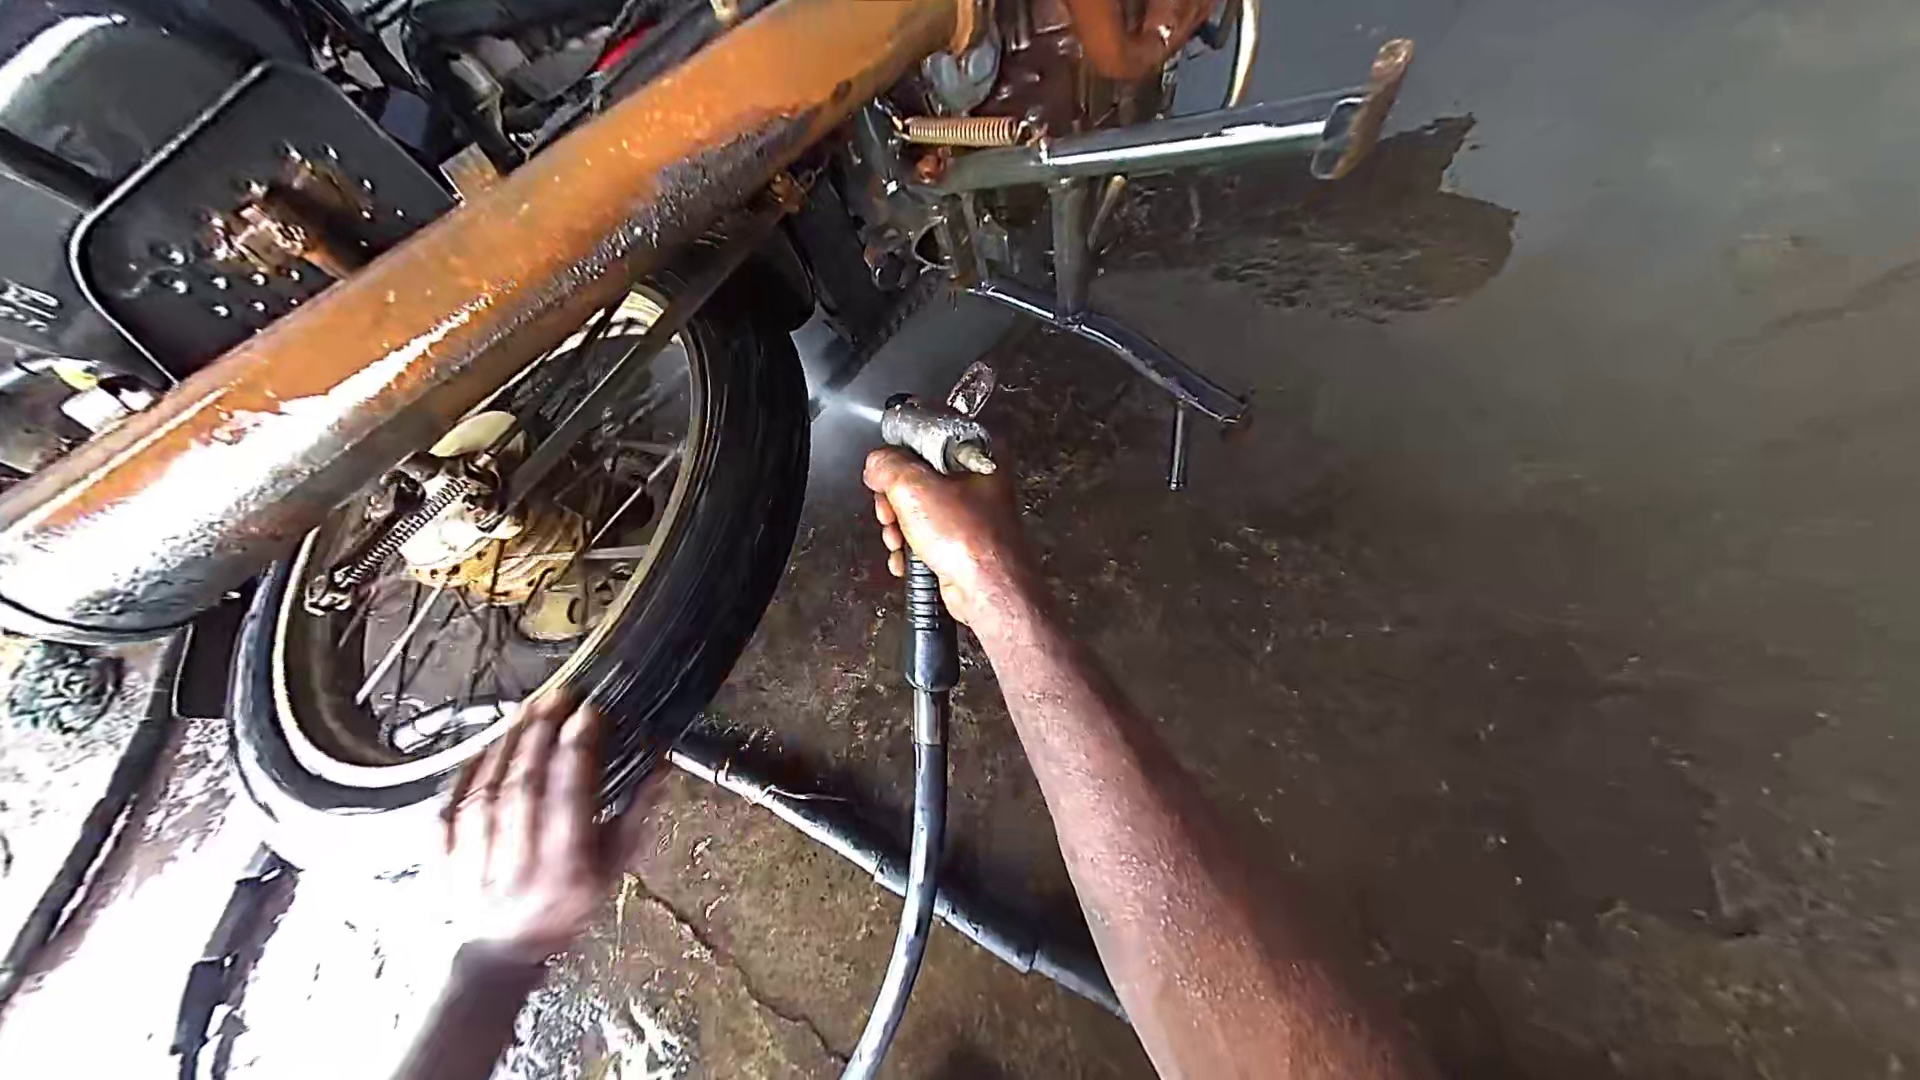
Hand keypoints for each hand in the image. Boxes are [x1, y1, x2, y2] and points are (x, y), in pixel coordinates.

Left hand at [441, 694, 649, 963]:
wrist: (503, 955)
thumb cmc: (570, 905)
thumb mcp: (616, 866)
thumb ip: (637, 813)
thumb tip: (661, 764)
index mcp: (564, 861)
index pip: (569, 792)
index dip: (578, 747)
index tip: (589, 712)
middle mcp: (516, 859)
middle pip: (523, 783)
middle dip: (540, 733)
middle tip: (556, 696)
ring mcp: (472, 861)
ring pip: (484, 790)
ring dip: (506, 744)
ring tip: (525, 709)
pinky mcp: (441, 860)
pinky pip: (448, 809)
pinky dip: (466, 772)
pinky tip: (485, 744)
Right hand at [863, 446, 1040, 628]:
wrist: (987, 590)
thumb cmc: (970, 541)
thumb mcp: (915, 488)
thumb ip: (886, 465)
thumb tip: (876, 465)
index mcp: (978, 451)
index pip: (924, 436)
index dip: (898, 456)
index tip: (885, 472)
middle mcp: (977, 478)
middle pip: (915, 476)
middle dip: (893, 500)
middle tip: (891, 512)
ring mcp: (969, 511)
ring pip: (915, 508)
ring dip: (897, 528)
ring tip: (899, 540)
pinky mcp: (959, 539)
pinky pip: (923, 534)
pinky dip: (909, 548)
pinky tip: (908, 559)